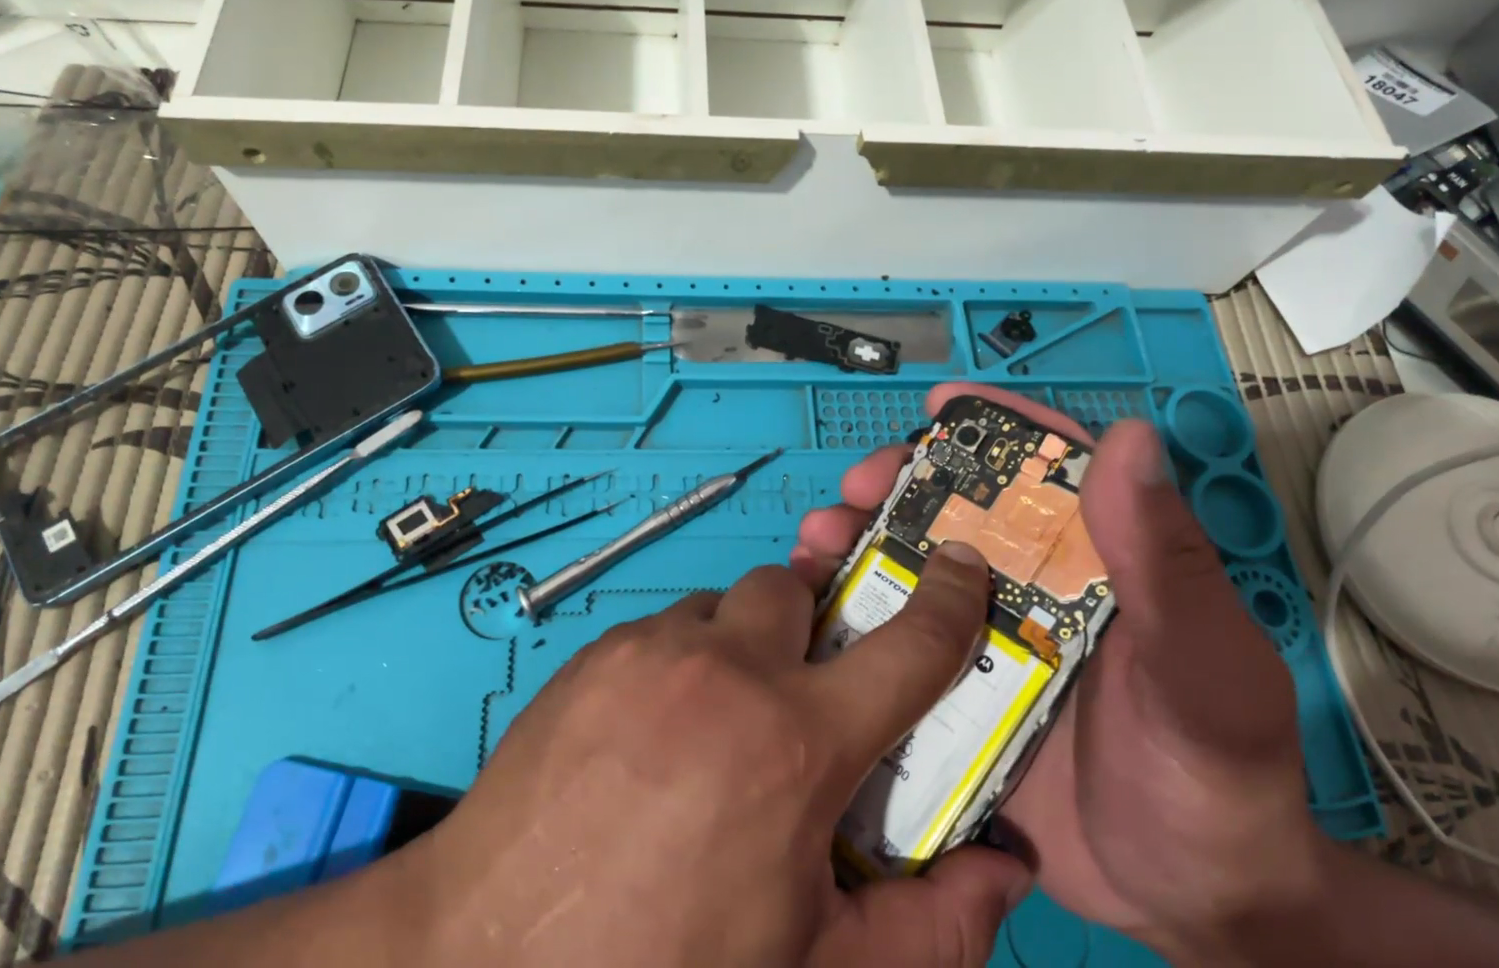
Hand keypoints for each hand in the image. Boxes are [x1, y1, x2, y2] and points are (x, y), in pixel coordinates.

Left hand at [402, 551, 1030, 965]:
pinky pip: (657, 632)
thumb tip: (1003, 871)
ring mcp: (648, 653)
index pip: (907, 647)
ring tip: (717, 720)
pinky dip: (676, 662)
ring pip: (720, 608)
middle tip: (799, 690)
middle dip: (811, 625)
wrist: (495, 951)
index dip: (948, 602)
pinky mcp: (588, 658)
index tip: (961, 570)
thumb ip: (930, 924)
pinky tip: (651, 733)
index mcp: (797, 739)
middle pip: (794, 588)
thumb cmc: (669, 958)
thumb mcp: (817, 964)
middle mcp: (725, 670)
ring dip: (739, 645)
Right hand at [796, 384, 1325, 958]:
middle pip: (957, 518)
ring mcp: (985, 650)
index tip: (938, 406)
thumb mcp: (1206, 664)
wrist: (1187, 898)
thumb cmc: (1217, 774)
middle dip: (900, 487)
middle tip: (854, 486)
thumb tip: (1126, 436)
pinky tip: (810, 614)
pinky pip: (889, 652)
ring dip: (859, 546)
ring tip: (815, 542)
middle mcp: (1034, 596)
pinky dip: (847, 624)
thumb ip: (1164, 562)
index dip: (996, 429)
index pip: (1048, 475)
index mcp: (1101, 569)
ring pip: (910, 578)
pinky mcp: (948, 704)